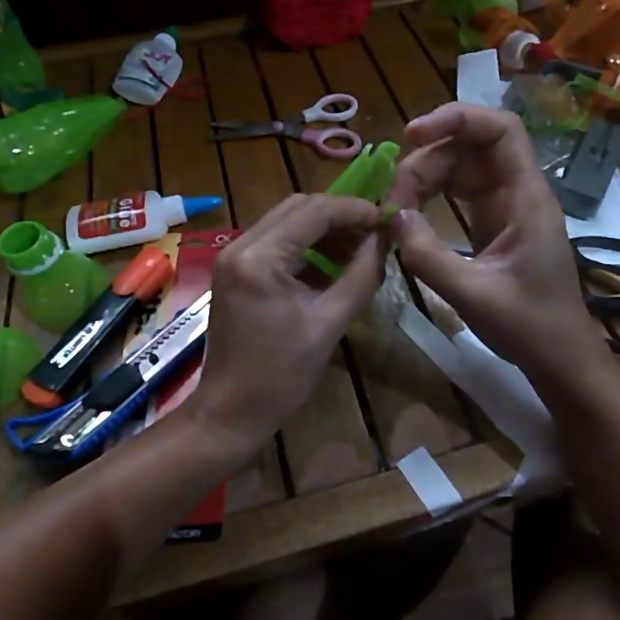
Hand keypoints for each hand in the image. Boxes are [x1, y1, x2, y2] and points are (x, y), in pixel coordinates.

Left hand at [183, 194, 387, 450]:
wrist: (230, 411)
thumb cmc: (280, 375)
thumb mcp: (330, 323)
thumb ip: (361, 274)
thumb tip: (385, 239)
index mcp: (258, 258)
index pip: (313, 211)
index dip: (355, 210)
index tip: (388, 220)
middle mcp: (239, 247)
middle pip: (296, 209)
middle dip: (339, 217)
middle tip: (374, 236)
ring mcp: (232, 259)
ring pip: (285, 224)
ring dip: (322, 231)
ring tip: (359, 253)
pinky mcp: (233, 273)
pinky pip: (274, 245)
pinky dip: (304, 249)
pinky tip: (331, 267)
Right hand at [386, 104, 596, 376]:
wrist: (559, 356)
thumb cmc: (528, 326)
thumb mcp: (472, 294)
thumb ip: (428, 256)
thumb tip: (393, 218)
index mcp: (525, 198)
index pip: (500, 130)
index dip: (457, 118)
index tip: (412, 134)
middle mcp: (517, 192)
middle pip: (469, 147)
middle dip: (426, 159)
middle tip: (392, 198)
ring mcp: (504, 207)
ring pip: (459, 168)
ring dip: (423, 178)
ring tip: (395, 209)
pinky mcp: (491, 224)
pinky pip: (456, 193)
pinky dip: (429, 196)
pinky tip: (407, 214)